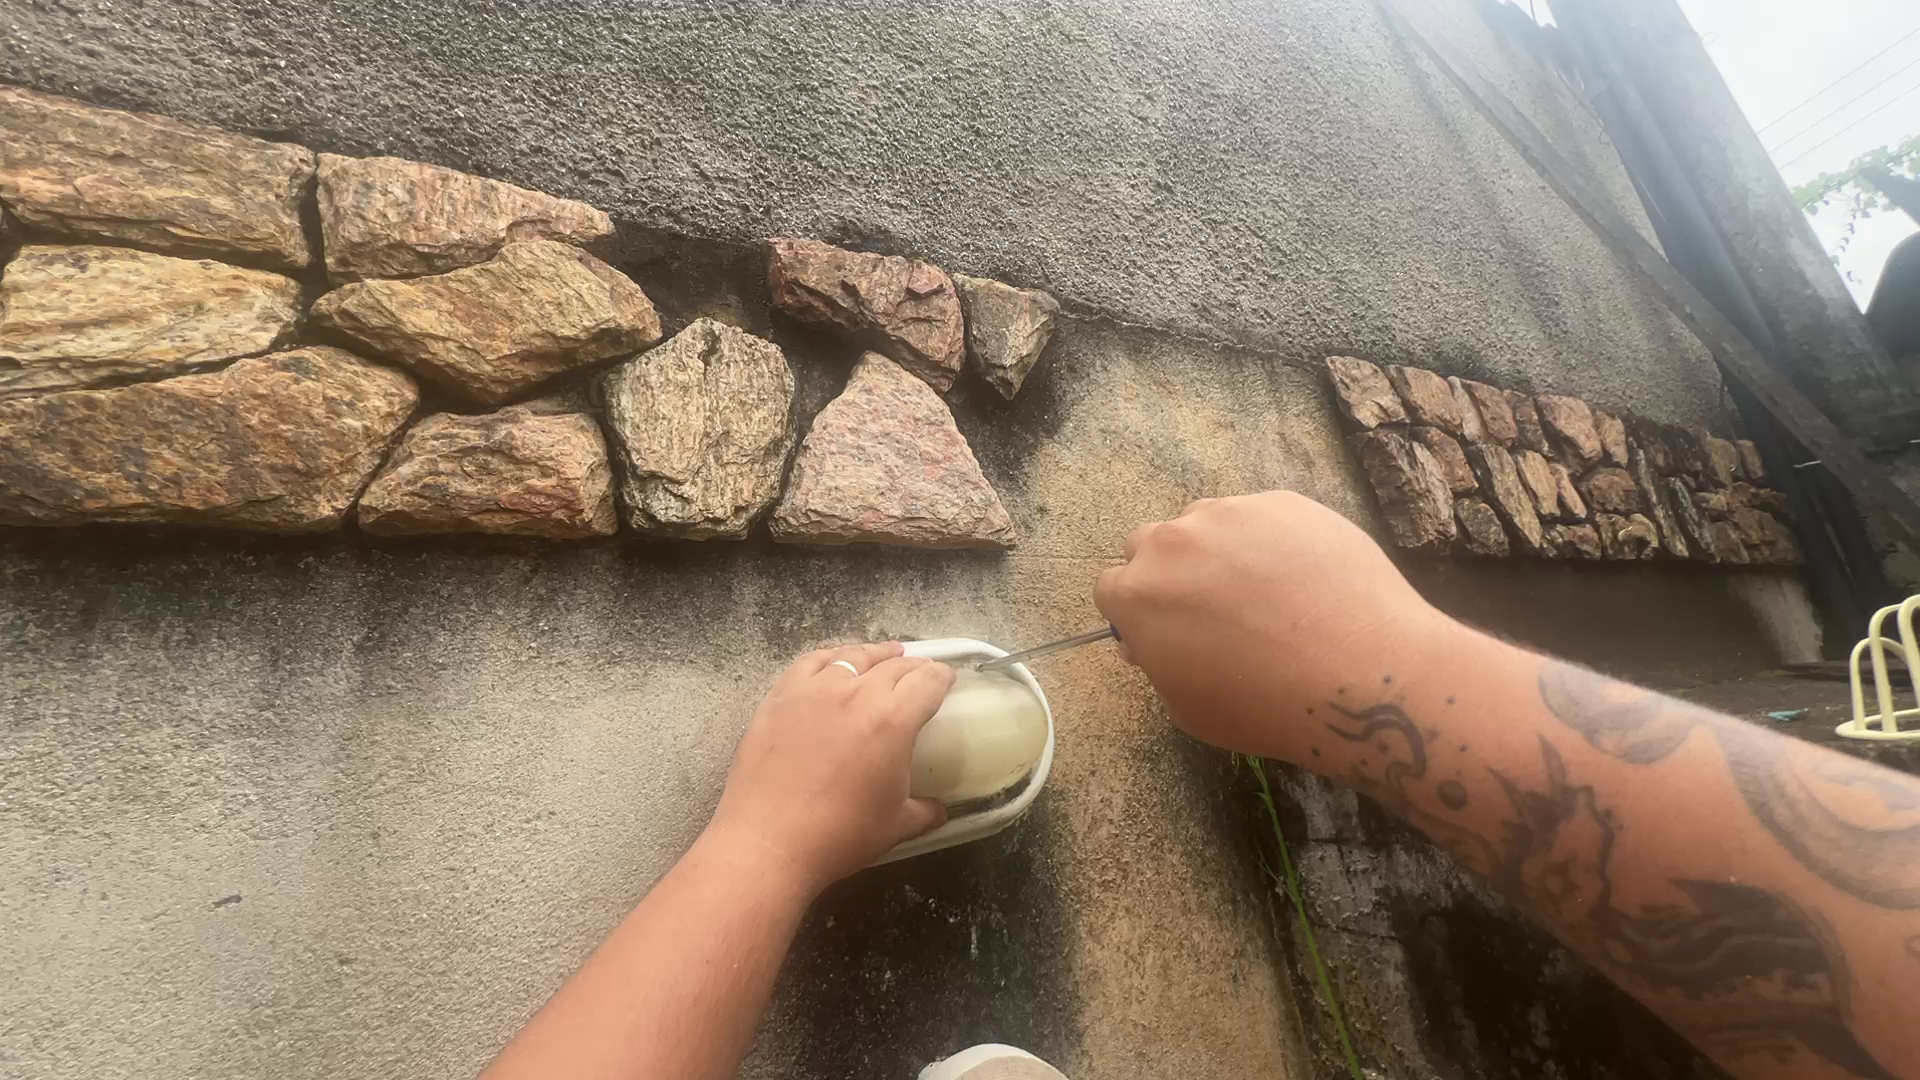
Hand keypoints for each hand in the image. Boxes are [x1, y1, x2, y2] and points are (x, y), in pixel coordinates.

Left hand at [706, 642, 953, 893]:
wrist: (768, 842)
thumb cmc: (839, 836)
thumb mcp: (895, 827)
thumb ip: (924, 812)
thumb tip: (941, 811)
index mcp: (893, 720)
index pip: (927, 682)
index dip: (942, 676)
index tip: (946, 678)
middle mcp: (857, 693)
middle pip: (894, 666)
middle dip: (914, 666)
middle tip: (922, 671)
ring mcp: (815, 690)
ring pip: (853, 656)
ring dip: (876, 654)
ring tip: (886, 654)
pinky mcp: (782, 696)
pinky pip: (811, 662)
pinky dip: (830, 656)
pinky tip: (835, 659)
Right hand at [1094, 491, 1458, 760]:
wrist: (1363, 673)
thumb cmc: (1264, 706)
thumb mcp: (1185, 706)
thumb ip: (1155, 660)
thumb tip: (1154, 637)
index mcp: (1135, 594)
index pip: (1110, 586)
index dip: (1135, 610)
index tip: (1163, 628)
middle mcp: (1170, 542)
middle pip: (1146, 544)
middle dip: (1165, 571)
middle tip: (1208, 606)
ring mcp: (1227, 514)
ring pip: (1201, 523)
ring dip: (1213, 549)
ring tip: (1262, 588)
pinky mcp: (1281, 502)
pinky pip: (1257, 515)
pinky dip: (1266, 539)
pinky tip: (1302, 576)